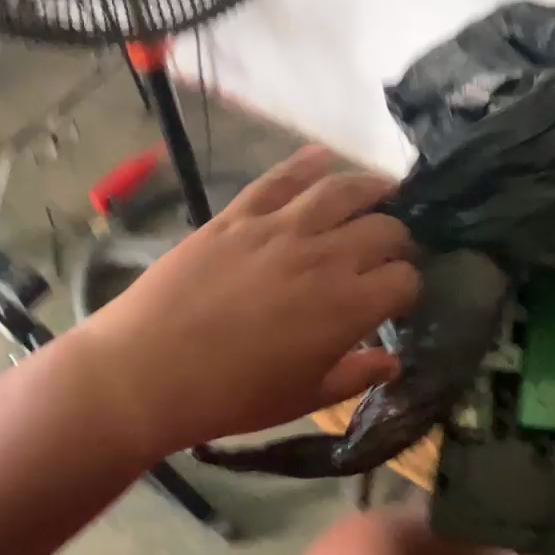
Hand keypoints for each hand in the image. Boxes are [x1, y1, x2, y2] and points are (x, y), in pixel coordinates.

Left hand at [76, 147, 419, 454]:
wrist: (146, 373)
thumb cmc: (232, 396)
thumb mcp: (305, 398)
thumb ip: (356, 375)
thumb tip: (393, 362)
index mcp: (347, 307)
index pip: (403, 280)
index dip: (408, 287)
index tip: (398, 297)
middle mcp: (325, 257)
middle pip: (384, 230)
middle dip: (399, 239)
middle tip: (392, 249)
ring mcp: (280, 229)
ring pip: (342, 191)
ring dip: (372, 186)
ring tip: (385, 188)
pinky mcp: (239, 215)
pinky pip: (280, 178)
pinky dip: (304, 163)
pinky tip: (321, 156)